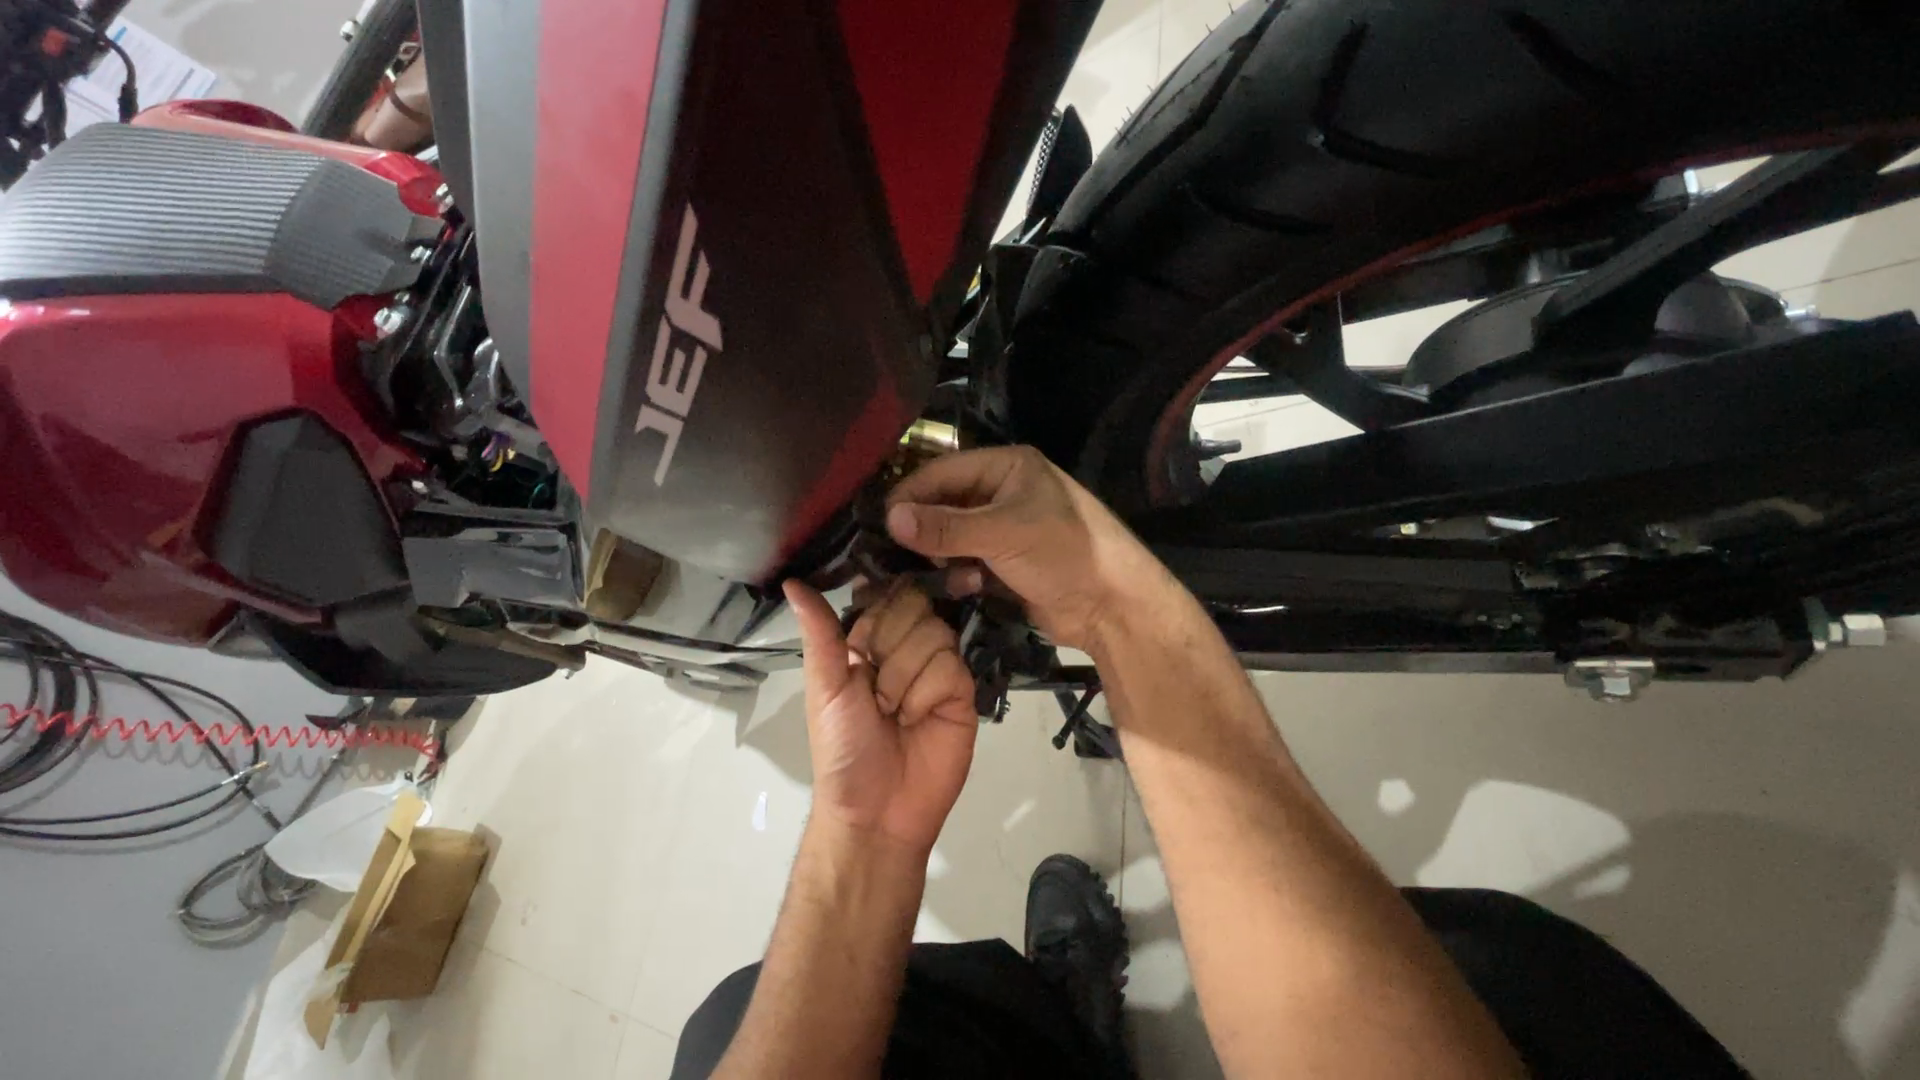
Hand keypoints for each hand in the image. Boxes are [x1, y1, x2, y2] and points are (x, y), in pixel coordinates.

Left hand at [783, 579, 978, 853]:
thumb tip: (792, 582)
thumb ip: (821, 631)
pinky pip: (951, 665)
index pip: (886, 595)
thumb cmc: (843, 748)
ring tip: (893, 713)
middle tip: (874, 693)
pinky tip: (917, 719)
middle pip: (914, 607)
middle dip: (888, 649)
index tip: (862, 642)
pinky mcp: (963, 691)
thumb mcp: (824, 687)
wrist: (877, 810)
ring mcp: (938, 668)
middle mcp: (907, 648)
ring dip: (903, 678)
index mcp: (871, 642)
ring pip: (934, 633)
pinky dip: (926, 694)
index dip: (877, 612)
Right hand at [884, 446, 1164, 650]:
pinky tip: (967, 587)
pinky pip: (966, 563)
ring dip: (940, 556)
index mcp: (1007, 467)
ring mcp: (1004, 530)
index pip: (943, 471)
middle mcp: (1003, 492)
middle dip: (922, 529)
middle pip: (944, 504)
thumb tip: (890, 518)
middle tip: (890, 553)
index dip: (910, 495)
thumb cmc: (1063, 553)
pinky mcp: (1005, 564)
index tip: (880, 523)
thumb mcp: (1003, 533)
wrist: (1112, 606)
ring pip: (951, 537)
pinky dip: (959, 575)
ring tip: (932, 572)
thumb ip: (946, 526)